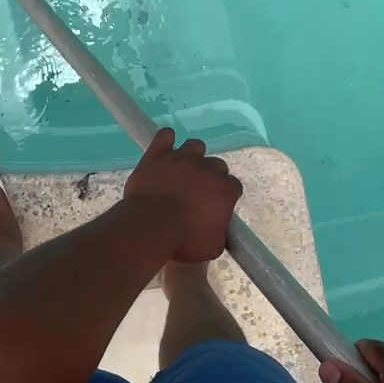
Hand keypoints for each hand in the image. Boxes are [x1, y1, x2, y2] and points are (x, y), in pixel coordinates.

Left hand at [122, 128, 241, 261]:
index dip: (223, 194)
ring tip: (180, 170)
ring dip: (191, 157)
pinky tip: (163, 148)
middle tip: (195, 190)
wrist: (151, 226)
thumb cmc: (183, 240)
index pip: (232, 186)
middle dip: (208, 176)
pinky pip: (165, 136)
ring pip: (194, 146)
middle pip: (215, 165)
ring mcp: (183, 157)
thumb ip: (220, 233)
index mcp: (224, 189)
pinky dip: (165, 140)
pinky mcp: (159, 153)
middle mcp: (208, 168)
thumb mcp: (212, 247)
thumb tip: (218, 229)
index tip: (214, 204)